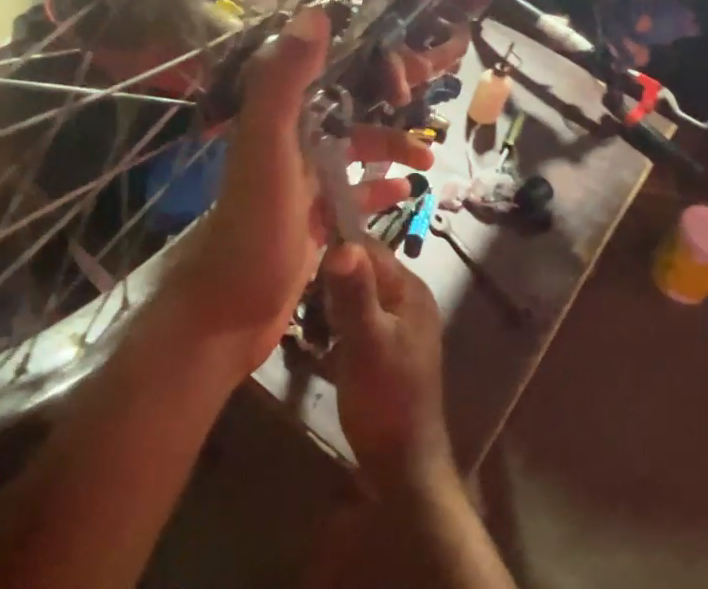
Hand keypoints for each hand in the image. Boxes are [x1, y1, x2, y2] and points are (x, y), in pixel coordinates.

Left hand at [155, 9, 434, 376]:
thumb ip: (283, 82)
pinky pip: (348, 202)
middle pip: (346, 122)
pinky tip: (401, 200)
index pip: (328, 80)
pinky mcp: (307, 229)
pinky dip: (375, 196)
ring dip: (386, 158)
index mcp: (277, 126)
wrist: (225, 315)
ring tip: (425, 165)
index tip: (411, 76)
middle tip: (428, 136)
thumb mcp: (267, 148)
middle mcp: (286, 151)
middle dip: (387, 123)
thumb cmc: (252, 229)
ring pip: (349, 161)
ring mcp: (297, 192)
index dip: (369, 72)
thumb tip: (316, 12)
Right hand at [321, 237, 452, 488]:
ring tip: (307, 322)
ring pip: (353, 296)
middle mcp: (407, 300)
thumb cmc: (385, 399)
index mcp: (410, 290)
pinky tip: (317, 341)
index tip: (298, 254)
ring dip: (328, 305)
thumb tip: (341, 243)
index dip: (335, 247)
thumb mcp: (367, 343)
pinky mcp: (382, 349)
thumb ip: (355, 294)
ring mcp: (396, 326)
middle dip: (328, 281)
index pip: (369, 247)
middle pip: (360, 270)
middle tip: (301, 299)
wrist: (402, 464)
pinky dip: (334, 326)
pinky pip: (353, 321)